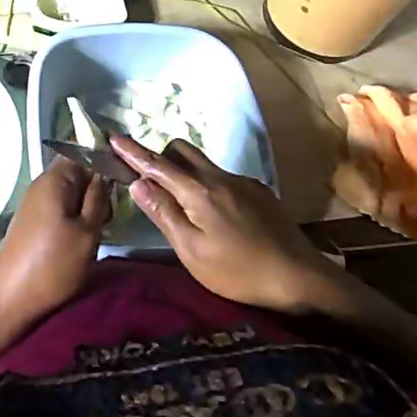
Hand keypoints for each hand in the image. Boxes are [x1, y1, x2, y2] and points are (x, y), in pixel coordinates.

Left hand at [0, 157, 111, 321]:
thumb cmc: (53, 263)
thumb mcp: (87, 231)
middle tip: (113, 209)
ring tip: (101, 226)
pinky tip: (85, 235)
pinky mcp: (35, 218)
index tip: (125, 173)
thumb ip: (99, 197)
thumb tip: (106, 170)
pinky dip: (77, 214)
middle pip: (79, 168)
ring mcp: (37, 200)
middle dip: (99, 183)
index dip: (105, 156)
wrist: (10, 296)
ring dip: (89, 202)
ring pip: (73, 189)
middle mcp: (43, 182)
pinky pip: (62, 204)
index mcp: (55, 178)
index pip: (82, 148)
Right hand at [116, 137, 337, 313]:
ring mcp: (243, 182)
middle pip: (181, 150)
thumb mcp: (192, 251)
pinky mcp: (260, 192)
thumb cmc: (239, 272)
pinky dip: (208, 186)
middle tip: (152, 181)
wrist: (301, 279)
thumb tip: (138, 183)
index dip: (133, 152)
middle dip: (161, 156)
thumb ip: (164, 213)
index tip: (114, 138)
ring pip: (203, 163)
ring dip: (185, 172)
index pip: (157, 164)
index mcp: (199, 192)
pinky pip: (223, 178)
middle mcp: (219, 177)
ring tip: (185, 206)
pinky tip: (219, 219)